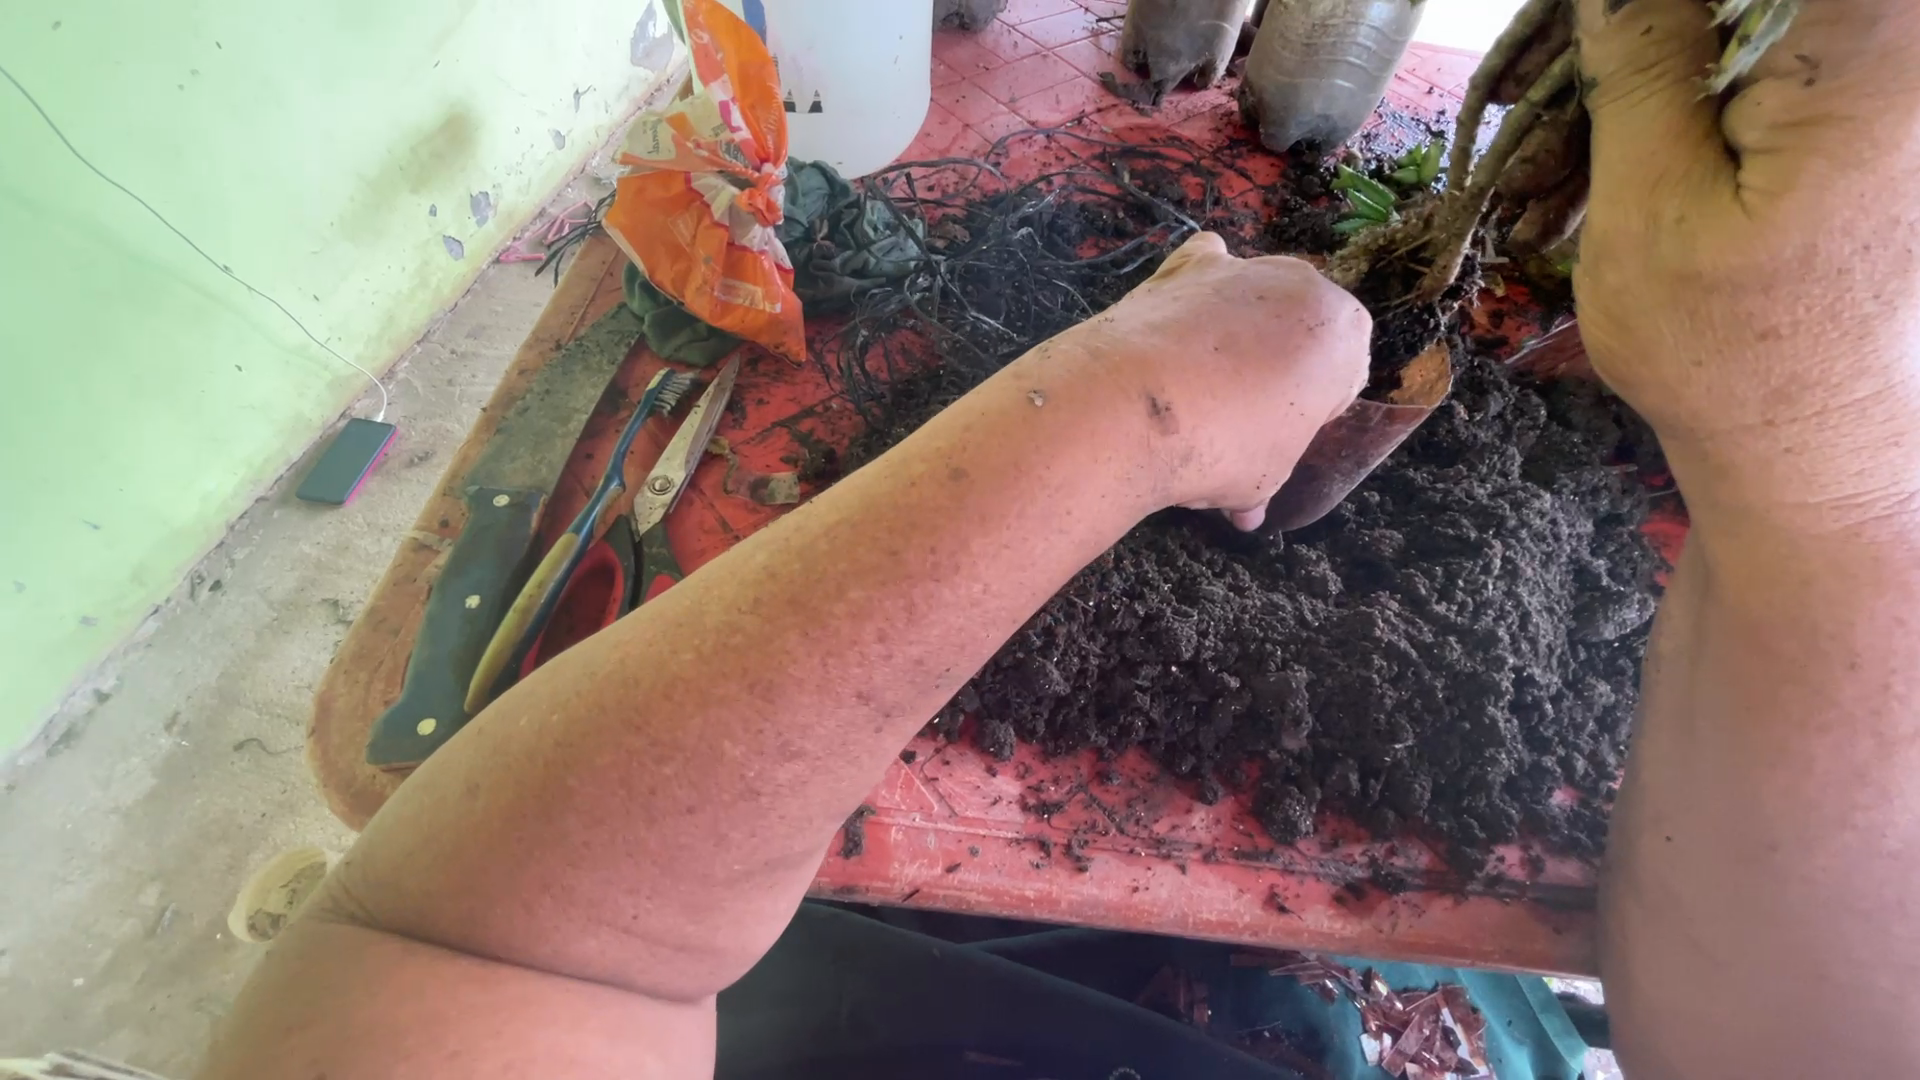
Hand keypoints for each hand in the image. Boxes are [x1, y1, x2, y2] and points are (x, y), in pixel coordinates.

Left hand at [1050, 232, 1370, 529]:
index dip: (1308, 412)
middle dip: (1272, 369)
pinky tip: (1168, 331)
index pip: (1339, 376)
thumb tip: (1246, 515)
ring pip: (1247, 303)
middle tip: (1231, 417)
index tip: (1275, 437)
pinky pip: (1198, 271)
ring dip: (1231, 335)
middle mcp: (1300, 285)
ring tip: (1189, 387)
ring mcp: (1238, 268)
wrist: (1130, 409)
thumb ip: (1260, 489)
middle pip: (1295, 332)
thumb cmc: (1220, 448)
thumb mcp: (1257, 481)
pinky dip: (1189, 295)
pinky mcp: (1180, 266)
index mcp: (1343, 336)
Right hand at [1575, 0, 1919, 531]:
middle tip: (1528, 76)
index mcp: (1878, 56)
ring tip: (1541, 134)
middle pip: (1741, 4)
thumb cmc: (1710, 336)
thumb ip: (1642, 72)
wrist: (1788, 417)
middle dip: (1625, 28)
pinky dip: (1666, 88)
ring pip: (1742, 26)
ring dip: (1631, 66)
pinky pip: (1756, 57)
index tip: (1570, 28)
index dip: (1641, 6)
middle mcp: (1905, 54)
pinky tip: (1590, 143)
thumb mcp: (1646, 207)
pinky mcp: (1860, 101)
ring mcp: (1886, 79)